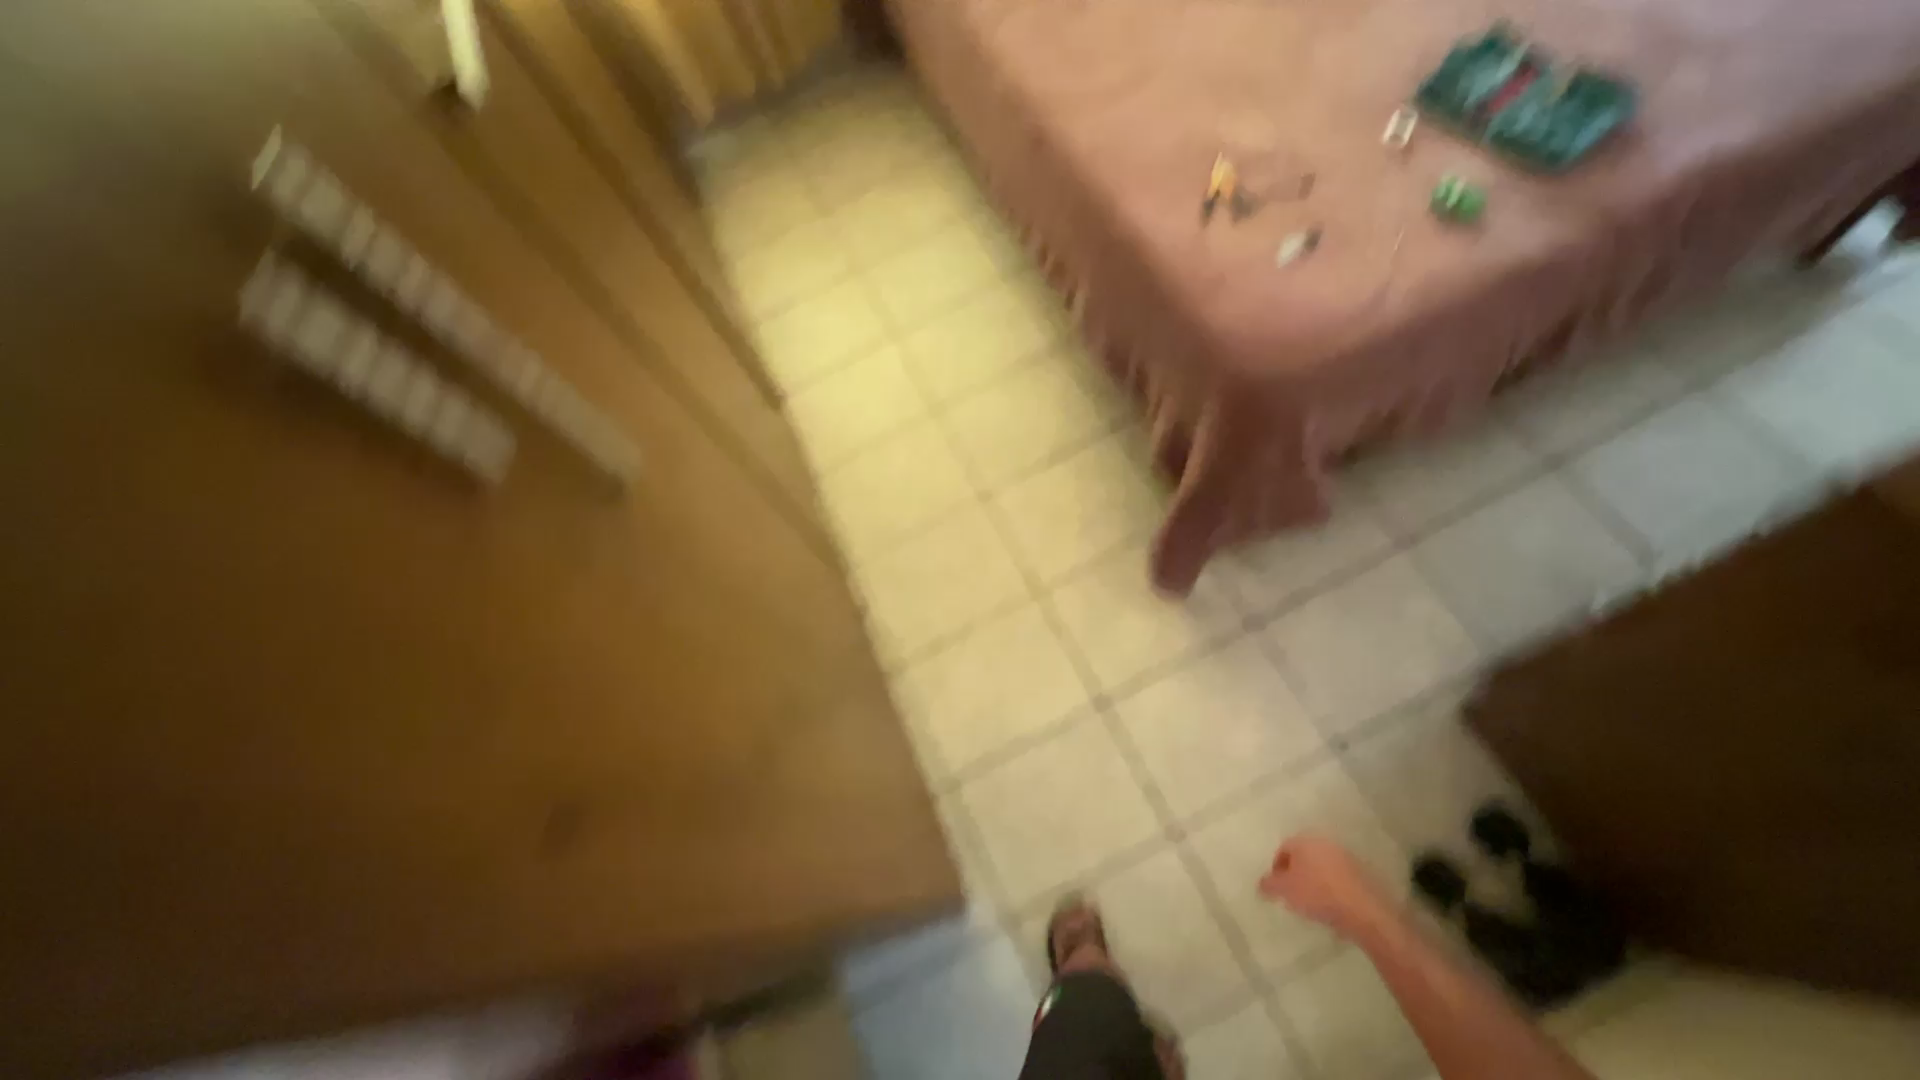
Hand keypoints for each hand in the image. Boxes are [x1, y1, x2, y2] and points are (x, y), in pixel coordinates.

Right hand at [1257, 834, 1390, 939]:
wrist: (1363, 910)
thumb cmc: (1317, 894)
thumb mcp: (1284, 891)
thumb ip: (1268, 884)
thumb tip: (1262, 883)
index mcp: (1305, 841)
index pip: (1283, 848)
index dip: (1277, 868)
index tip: (1277, 887)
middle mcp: (1325, 843)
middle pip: (1304, 855)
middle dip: (1296, 872)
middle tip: (1292, 892)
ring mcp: (1346, 857)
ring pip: (1322, 866)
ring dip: (1315, 879)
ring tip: (1312, 901)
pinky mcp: (1362, 873)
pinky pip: (1339, 877)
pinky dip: (1332, 887)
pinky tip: (1331, 905)